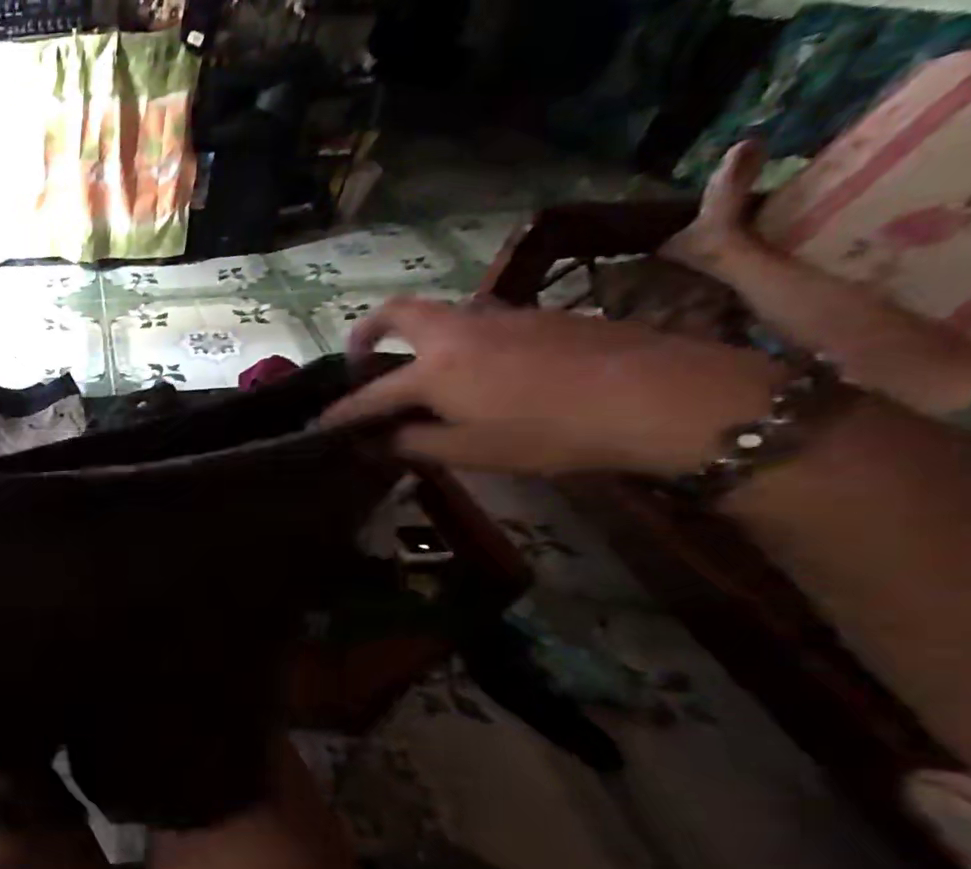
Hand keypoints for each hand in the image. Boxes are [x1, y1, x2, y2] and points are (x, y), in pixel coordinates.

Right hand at [323, 298, 778, 475]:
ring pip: (438, 315)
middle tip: (357, 358)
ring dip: (413, 335)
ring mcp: (496, 315)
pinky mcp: (532, 314)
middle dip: (366, 332)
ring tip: (418, 373)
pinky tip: (477, 371)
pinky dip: (454, 340)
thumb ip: (415, 444)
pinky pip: (474, 321)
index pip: (371, 393)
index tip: (319, 425)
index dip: (342, 412)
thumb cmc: (549, 433)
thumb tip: (376, 442)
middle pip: (395, 313)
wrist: (650, 394)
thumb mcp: (472, 452)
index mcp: (434, 370)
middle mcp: (455, 331)